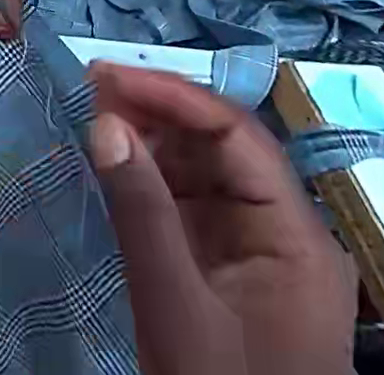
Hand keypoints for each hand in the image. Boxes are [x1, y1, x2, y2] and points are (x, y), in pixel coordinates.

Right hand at [86, 63, 356, 374]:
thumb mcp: (176, 308)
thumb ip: (141, 210)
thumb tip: (103, 120)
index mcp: (295, 237)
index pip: (237, 135)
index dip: (173, 95)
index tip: (106, 76)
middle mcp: (280, 227)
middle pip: (219, 143)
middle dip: (155, 109)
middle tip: (87, 89)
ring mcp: (250, 243)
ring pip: (198, 164)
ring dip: (145, 134)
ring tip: (89, 113)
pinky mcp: (219, 258)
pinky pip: (182, 195)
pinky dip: (143, 170)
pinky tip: (107, 158)